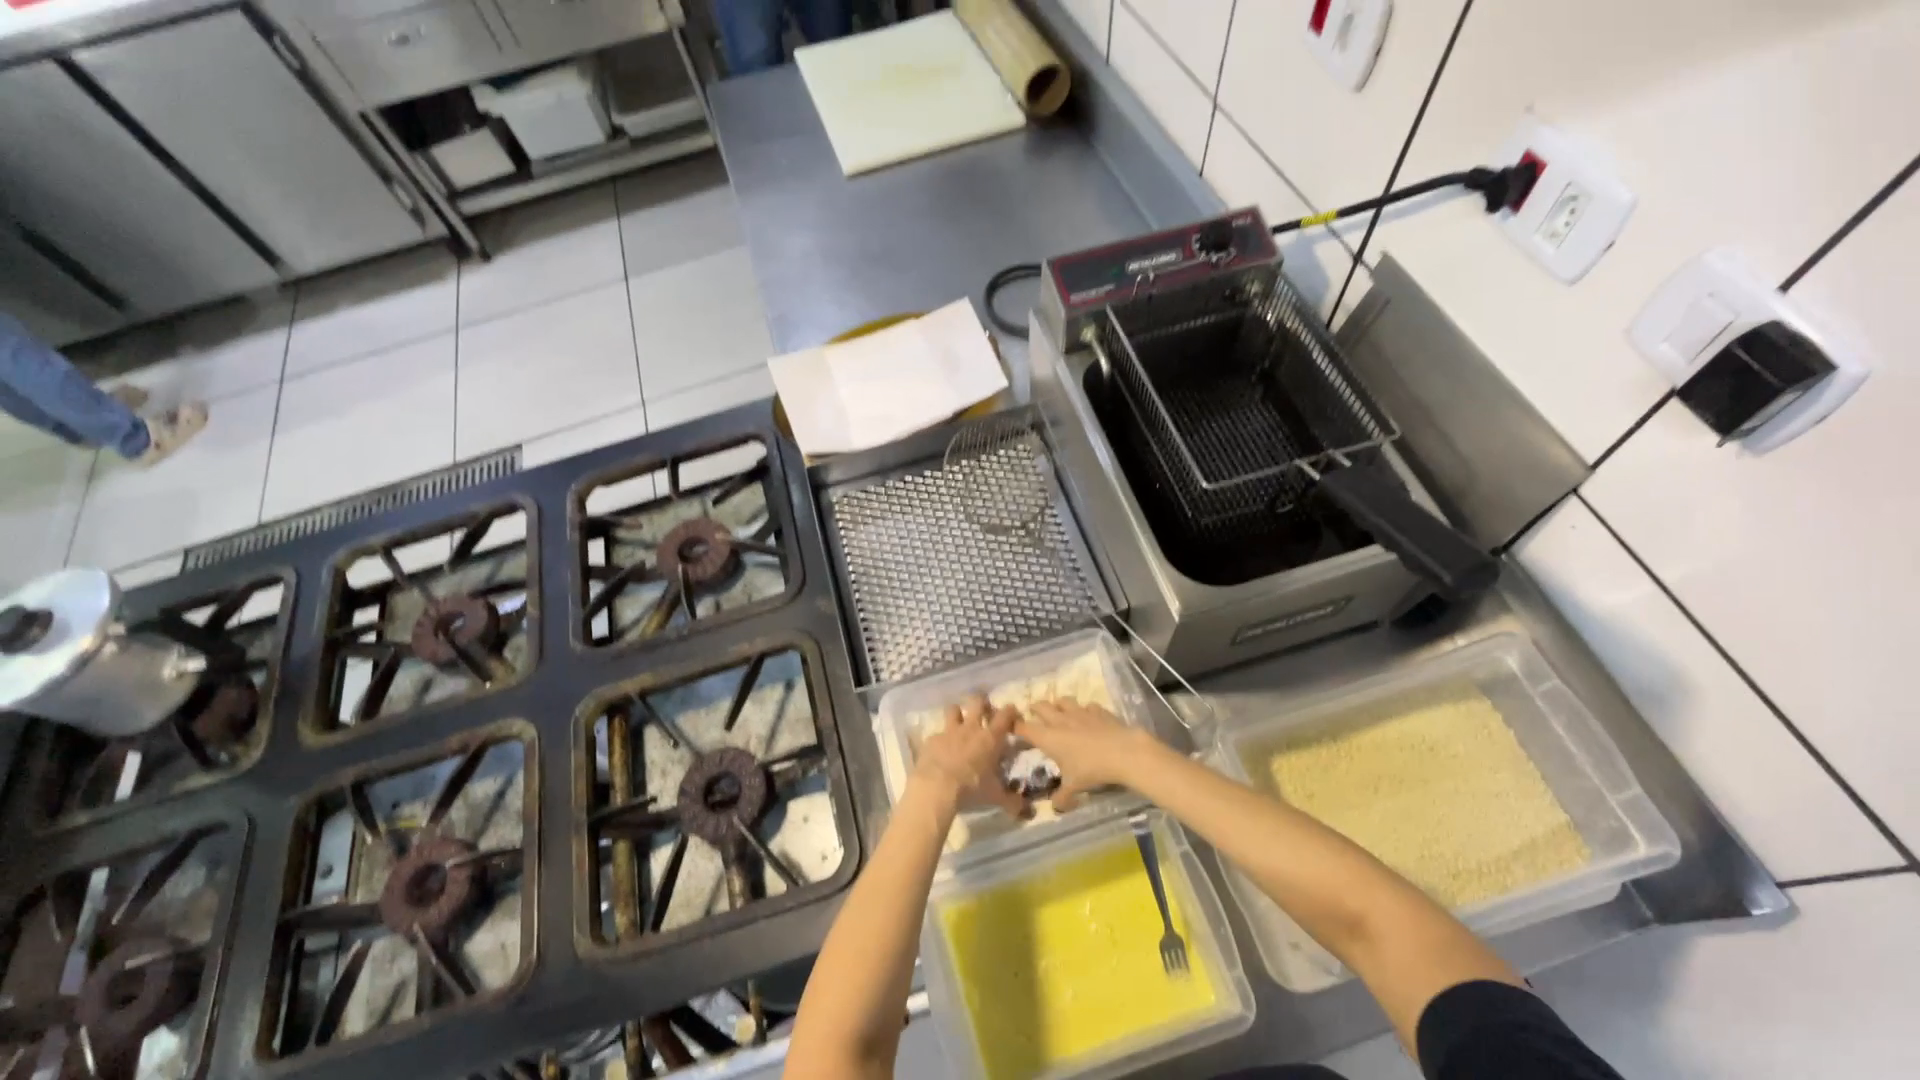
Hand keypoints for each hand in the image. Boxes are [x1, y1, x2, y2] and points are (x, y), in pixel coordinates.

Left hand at [911, 695, 1025, 817]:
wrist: (937, 787)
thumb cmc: (972, 788)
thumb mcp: (995, 797)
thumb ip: (1011, 801)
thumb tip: (1025, 810)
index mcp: (990, 738)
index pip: (1005, 716)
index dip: (1009, 710)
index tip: (1011, 710)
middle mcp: (971, 729)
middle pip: (977, 702)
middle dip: (981, 701)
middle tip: (983, 707)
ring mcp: (949, 731)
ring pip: (953, 709)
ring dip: (957, 712)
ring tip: (958, 719)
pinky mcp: (931, 739)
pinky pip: (936, 733)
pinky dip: (939, 738)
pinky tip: (938, 748)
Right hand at [1016, 700, 1164, 811]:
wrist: (1124, 753)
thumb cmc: (1092, 770)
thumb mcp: (1074, 787)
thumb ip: (1062, 797)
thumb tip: (1055, 808)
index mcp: (1048, 737)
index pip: (1024, 728)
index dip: (1015, 727)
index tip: (1013, 728)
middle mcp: (1060, 720)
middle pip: (1040, 706)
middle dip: (1035, 709)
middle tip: (1034, 715)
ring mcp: (1080, 712)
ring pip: (1063, 700)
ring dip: (1058, 705)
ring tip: (1060, 712)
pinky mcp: (1099, 711)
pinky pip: (1087, 706)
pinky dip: (1085, 710)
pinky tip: (1089, 718)